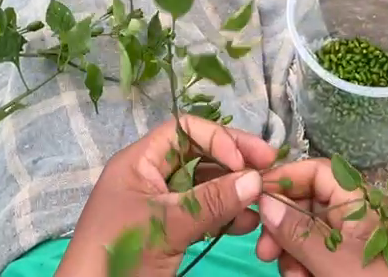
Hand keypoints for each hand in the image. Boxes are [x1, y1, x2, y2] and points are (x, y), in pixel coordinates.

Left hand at [58, 116, 274, 276]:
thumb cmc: (119, 257)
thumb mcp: (166, 227)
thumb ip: (211, 202)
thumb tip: (255, 179)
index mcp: (140, 161)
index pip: (185, 131)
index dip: (218, 139)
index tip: (248, 160)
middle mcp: (151, 176)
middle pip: (199, 155)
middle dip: (234, 162)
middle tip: (269, 170)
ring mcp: (160, 205)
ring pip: (204, 185)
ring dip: (233, 191)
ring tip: (262, 202)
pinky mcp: (168, 233)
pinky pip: (202, 213)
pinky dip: (224, 215)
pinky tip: (247, 222)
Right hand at [256, 160, 387, 276]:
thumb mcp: (335, 262)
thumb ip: (298, 232)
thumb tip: (264, 201)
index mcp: (361, 200)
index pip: (318, 171)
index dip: (287, 178)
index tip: (256, 196)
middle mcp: (357, 215)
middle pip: (309, 202)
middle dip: (284, 224)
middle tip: (264, 250)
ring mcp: (353, 243)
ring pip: (308, 233)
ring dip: (291, 252)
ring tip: (291, 275)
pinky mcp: (349, 268)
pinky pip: (317, 256)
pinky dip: (303, 267)